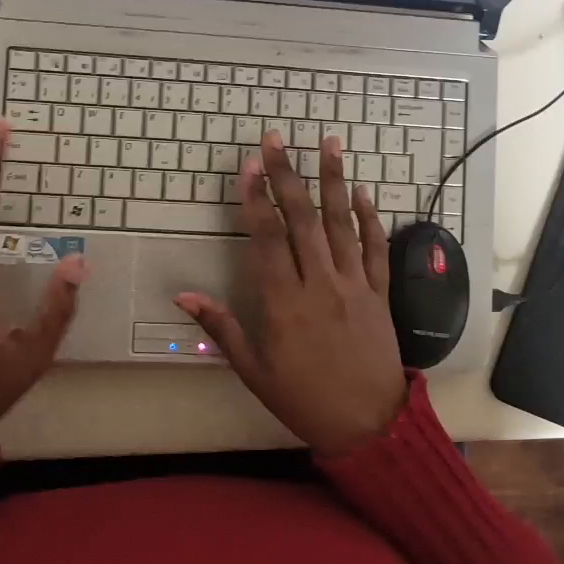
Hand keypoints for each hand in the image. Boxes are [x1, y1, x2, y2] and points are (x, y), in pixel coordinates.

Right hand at [175, 131, 405, 455]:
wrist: (369, 425)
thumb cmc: (303, 398)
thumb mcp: (253, 370)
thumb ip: (221, 327)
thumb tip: (183, 294)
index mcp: (283, 302)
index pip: (266, 238)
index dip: (256, 198)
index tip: (249, 165)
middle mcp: (319, 284)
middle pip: (302, 219)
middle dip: (287, 175)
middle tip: (277, 139)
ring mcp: (353, 286)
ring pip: (342, 224)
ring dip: (335, 180)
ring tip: (330, 142)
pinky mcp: (379, 294)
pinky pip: (376, 249)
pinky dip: (370, 219)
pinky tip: (363, 193)